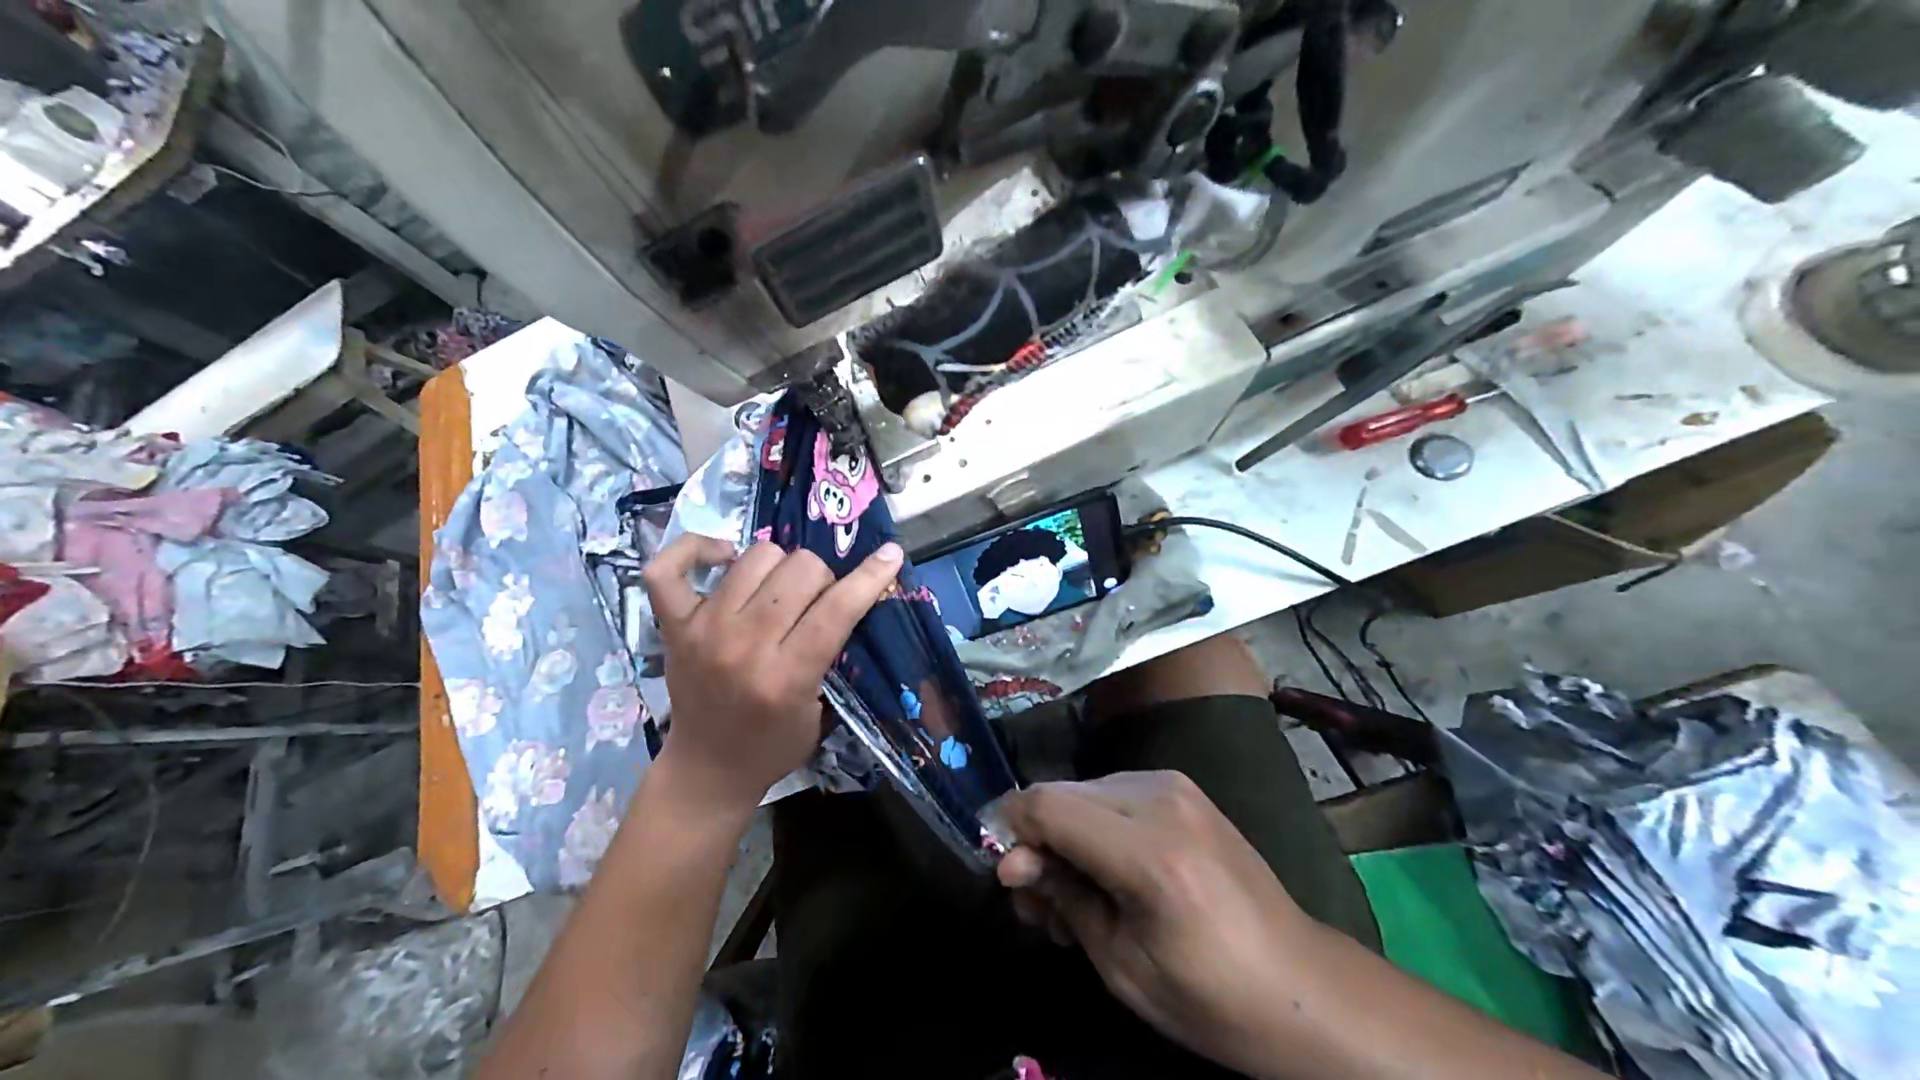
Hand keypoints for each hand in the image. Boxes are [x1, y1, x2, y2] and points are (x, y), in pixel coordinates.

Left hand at [642, 534, 903, 813]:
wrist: (707, 770)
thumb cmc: (774, 745)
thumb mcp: (821, 710)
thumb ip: (835, 655)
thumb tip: (856, 594)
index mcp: (786, 677)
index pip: (836, 609)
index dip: (870, 577)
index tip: (890, 555)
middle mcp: (743, 646)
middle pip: (800, 570)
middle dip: (822, 578)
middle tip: (816, 601)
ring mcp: (703, 630)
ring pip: (756, 556)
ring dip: (780, 566)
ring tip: (778, 590)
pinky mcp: (672, 626)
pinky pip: (669, 567)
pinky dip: (696, 549)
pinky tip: (725, 558)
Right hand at [993, 772, 1315, 1076]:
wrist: (1302, 986)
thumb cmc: (1210, 997)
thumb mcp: (1120, 963)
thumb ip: (1062, 898)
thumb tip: (1014, 862)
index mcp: (1149, 851)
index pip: (1047, 805)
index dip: (1010, 831)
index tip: (1003, 874)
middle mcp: (1161, 799)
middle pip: (1060, 793)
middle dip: (1035, 838)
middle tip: (1035, 899)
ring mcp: (1175, 785)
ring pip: (1083, 791)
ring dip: (1063, 834)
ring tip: (1071, 896)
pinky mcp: (1183, 787)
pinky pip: (1112, 794)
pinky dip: (1092, 826)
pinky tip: (1103, 871)